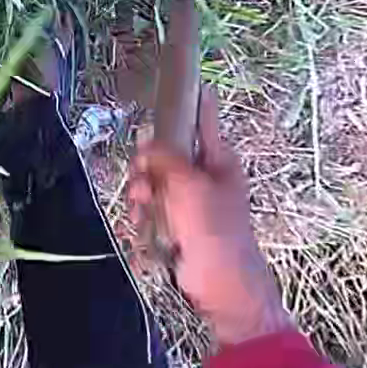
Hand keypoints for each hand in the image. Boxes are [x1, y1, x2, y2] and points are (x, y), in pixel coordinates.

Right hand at [129, 90, 291, 346]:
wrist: (224, 291)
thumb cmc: (214, 231)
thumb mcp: (188, 186)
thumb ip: (165, 156)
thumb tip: (146, 136)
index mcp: (218, 160)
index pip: (203, 117)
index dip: (192, 97)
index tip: (183, 76)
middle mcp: (203, 175)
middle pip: (165, 150)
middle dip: (147, 165)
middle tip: (142, 177)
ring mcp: (189, 200)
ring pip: (152, 179)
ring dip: (142, 193)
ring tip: (142, 208)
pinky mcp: (177, 223)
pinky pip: (150, 206)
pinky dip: (142, 214)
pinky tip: (142, 226)